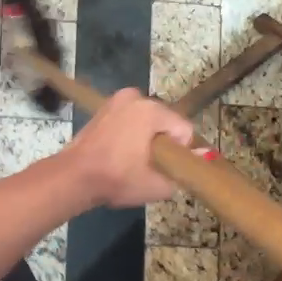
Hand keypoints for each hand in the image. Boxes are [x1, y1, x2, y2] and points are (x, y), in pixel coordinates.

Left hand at [61, 89, 195, 207]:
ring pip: (147, 119)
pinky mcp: (103, 108)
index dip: (182, 151)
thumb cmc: (118, 179)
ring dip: (147, 136)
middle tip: (150, 164)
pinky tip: (122, 151)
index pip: (184, 128)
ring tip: (135, 159)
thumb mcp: (158, 183)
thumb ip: (186, 168)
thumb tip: (206, 155)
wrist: (75, 176)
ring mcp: (116, 100)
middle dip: (163, 141)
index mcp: (151, 110)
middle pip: (165, 121)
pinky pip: (129, 118)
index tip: (167, 167)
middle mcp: (135, 97)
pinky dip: (131, 131)